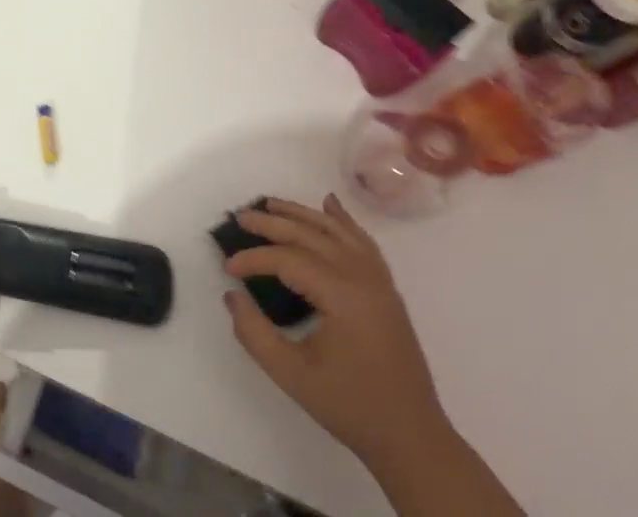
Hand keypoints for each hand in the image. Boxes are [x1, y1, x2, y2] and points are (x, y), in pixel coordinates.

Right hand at [222, 196, 449, 465]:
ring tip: (272, 203)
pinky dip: (343, 221)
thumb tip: (233, 296)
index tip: (227, 269)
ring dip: (304, 214)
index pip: (289, 260)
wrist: (410, 434)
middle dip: (274, 223)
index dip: (254, 259)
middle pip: (313, 235)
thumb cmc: (349, 405)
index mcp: (342, 295)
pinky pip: (363, 243)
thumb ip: (254, 332)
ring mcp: (380, 281)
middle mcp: (364, 278)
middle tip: (241, 216)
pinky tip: (330, 205)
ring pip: (338, 232)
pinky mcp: (386, 290)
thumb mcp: (291, 373)